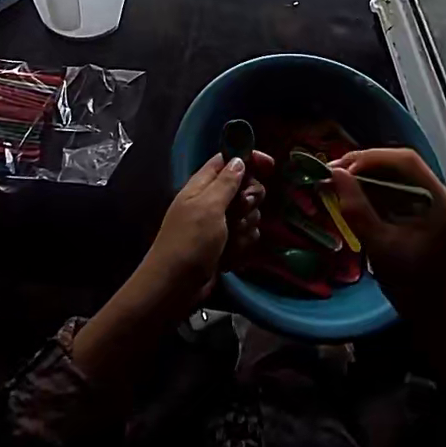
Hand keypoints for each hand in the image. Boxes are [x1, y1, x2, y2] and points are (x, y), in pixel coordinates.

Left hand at [73, 152, 268, 385]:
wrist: (175, 288)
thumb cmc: (189, 243)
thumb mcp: (208, 207)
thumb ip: (226, 183)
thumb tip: (239, 160)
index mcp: (202, 185)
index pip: (228, 160)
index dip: (249, 159)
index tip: (270, 166)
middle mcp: (211, 202)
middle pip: (245, 188)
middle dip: (249, 201)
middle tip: (239, 212)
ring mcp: (219, 225)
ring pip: (250, 216)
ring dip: (244, 229)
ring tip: (229, 242)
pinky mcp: (225, 246)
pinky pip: (246, 238)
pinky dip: (241, 247)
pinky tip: (229, 257)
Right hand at [329, 149, 445, 383]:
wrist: (432, 310)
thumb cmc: (409, 282)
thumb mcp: (379, 244)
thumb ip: (357, 208)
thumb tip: (335, 173)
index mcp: (443, 202)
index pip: (407, 162)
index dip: (372, 158)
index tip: (342, 167)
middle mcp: (445, 195)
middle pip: (402, 165)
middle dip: (365, 165)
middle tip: (333, 171)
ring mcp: (438, 201)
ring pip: (397, 175)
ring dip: (367, 175)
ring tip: (337, 180)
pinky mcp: (428, 209)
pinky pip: (398, 189)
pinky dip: (375, 188)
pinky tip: (353, 193)